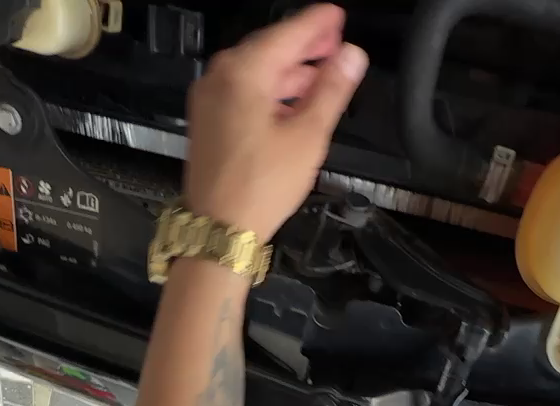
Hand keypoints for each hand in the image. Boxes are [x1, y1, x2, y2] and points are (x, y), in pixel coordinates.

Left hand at [183, 4, 368, 243]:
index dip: (318, 24)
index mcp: (244, 72)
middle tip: (333, 44)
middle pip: (269, 49)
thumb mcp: (307, 137)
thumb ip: (331, 91)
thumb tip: (352, 57)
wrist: (219, 229)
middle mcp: (220, 78)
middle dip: (304, 47)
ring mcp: (209, 100)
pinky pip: (241, 94)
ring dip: (288, 72)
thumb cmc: (258, 189)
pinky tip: (287, 105)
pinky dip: (268, 91)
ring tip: (317, 77)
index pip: (289, 32)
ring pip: (255, 73)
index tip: (337, 17)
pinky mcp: (208, 123)